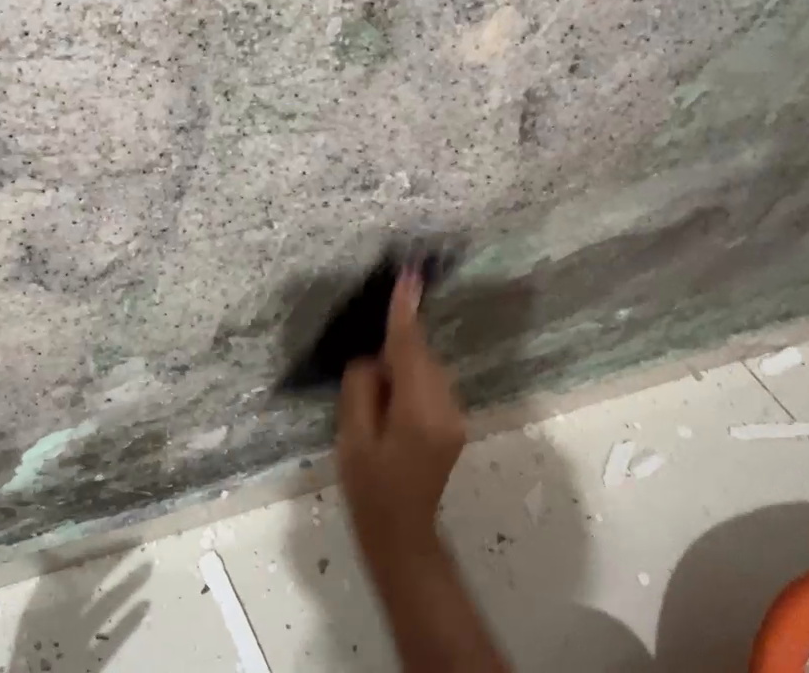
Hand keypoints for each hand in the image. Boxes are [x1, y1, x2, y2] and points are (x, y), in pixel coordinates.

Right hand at [336, 263, 468, 556]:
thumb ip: (362, 387)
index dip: (406, 312)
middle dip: (393, 351)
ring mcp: (456, 417)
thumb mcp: (352, 437)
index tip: (409, 275)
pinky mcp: (454, 423)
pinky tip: (389, 407)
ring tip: (374, 403)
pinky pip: (429, 385)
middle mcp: (447, 408)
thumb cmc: (368, 488)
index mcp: (418, 412)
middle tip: (364, 381)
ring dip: (401, 369)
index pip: (410, 349)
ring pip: (425, 370)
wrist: (401, 533)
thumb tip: (375, 361)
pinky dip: (409, 382)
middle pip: (420, 357)